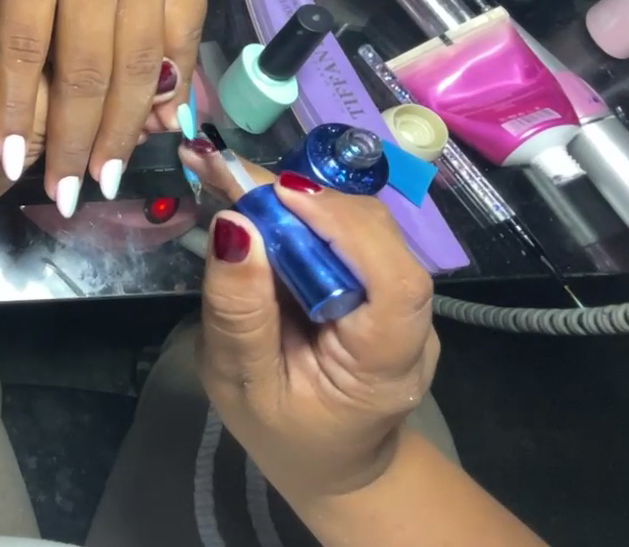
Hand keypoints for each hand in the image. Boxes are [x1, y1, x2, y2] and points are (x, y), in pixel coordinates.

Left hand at [0, 0, 217, 214]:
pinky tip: (161, 122)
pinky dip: (168, 85)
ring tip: (109, 179)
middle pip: (80, 74)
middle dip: (72, 143)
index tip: (9, 162)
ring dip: (121, 131)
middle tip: (67, 194)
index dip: (13, 112)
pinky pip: (179, 38)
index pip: (19, 47)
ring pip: (133, 68)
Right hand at [180, 143, 439, 500]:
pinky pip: (339, 231)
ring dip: (289, 195)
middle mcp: (406, 322)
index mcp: (384, 364)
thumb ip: (239, 314)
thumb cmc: (284, 432)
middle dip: (298, 197)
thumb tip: (234, 227)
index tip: (277, 194)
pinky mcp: (368, 282)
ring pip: (356, 224)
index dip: (341, 226)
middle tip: (222, 169)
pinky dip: (290, 205)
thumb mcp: (242, 384)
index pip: (392, 282)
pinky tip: (244, 193)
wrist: (329, 458)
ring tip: (223, 174)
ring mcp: (391, 299)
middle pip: (375, 237)